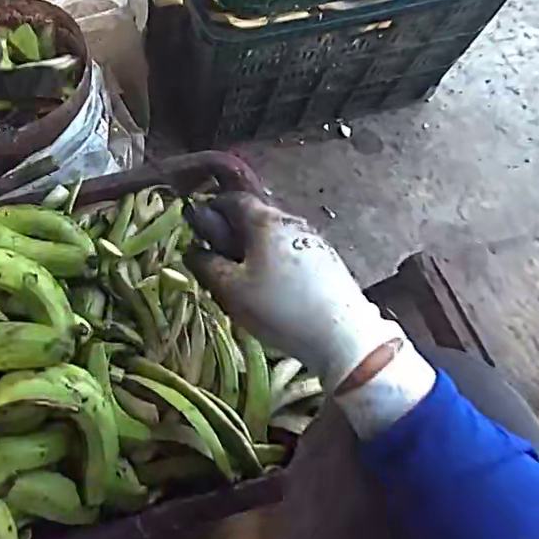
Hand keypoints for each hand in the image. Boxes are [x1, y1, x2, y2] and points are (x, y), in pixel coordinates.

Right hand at [189, 192, 435, 437]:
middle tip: (217, 257)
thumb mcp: (231, 290)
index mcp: (265, 221)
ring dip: (254, 248)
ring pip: (273, 236)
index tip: (199, 228)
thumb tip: (193, 250)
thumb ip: (206, 265)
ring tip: (244, 278)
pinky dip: (274, 260)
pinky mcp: (327, 262)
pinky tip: (272, 287)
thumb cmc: (279, 308)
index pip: (233, 199)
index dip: (212, 209)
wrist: (344, 338)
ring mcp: (313, 241)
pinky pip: (291, 251)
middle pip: (254, 217)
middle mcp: (291, 222)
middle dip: (232, 232)